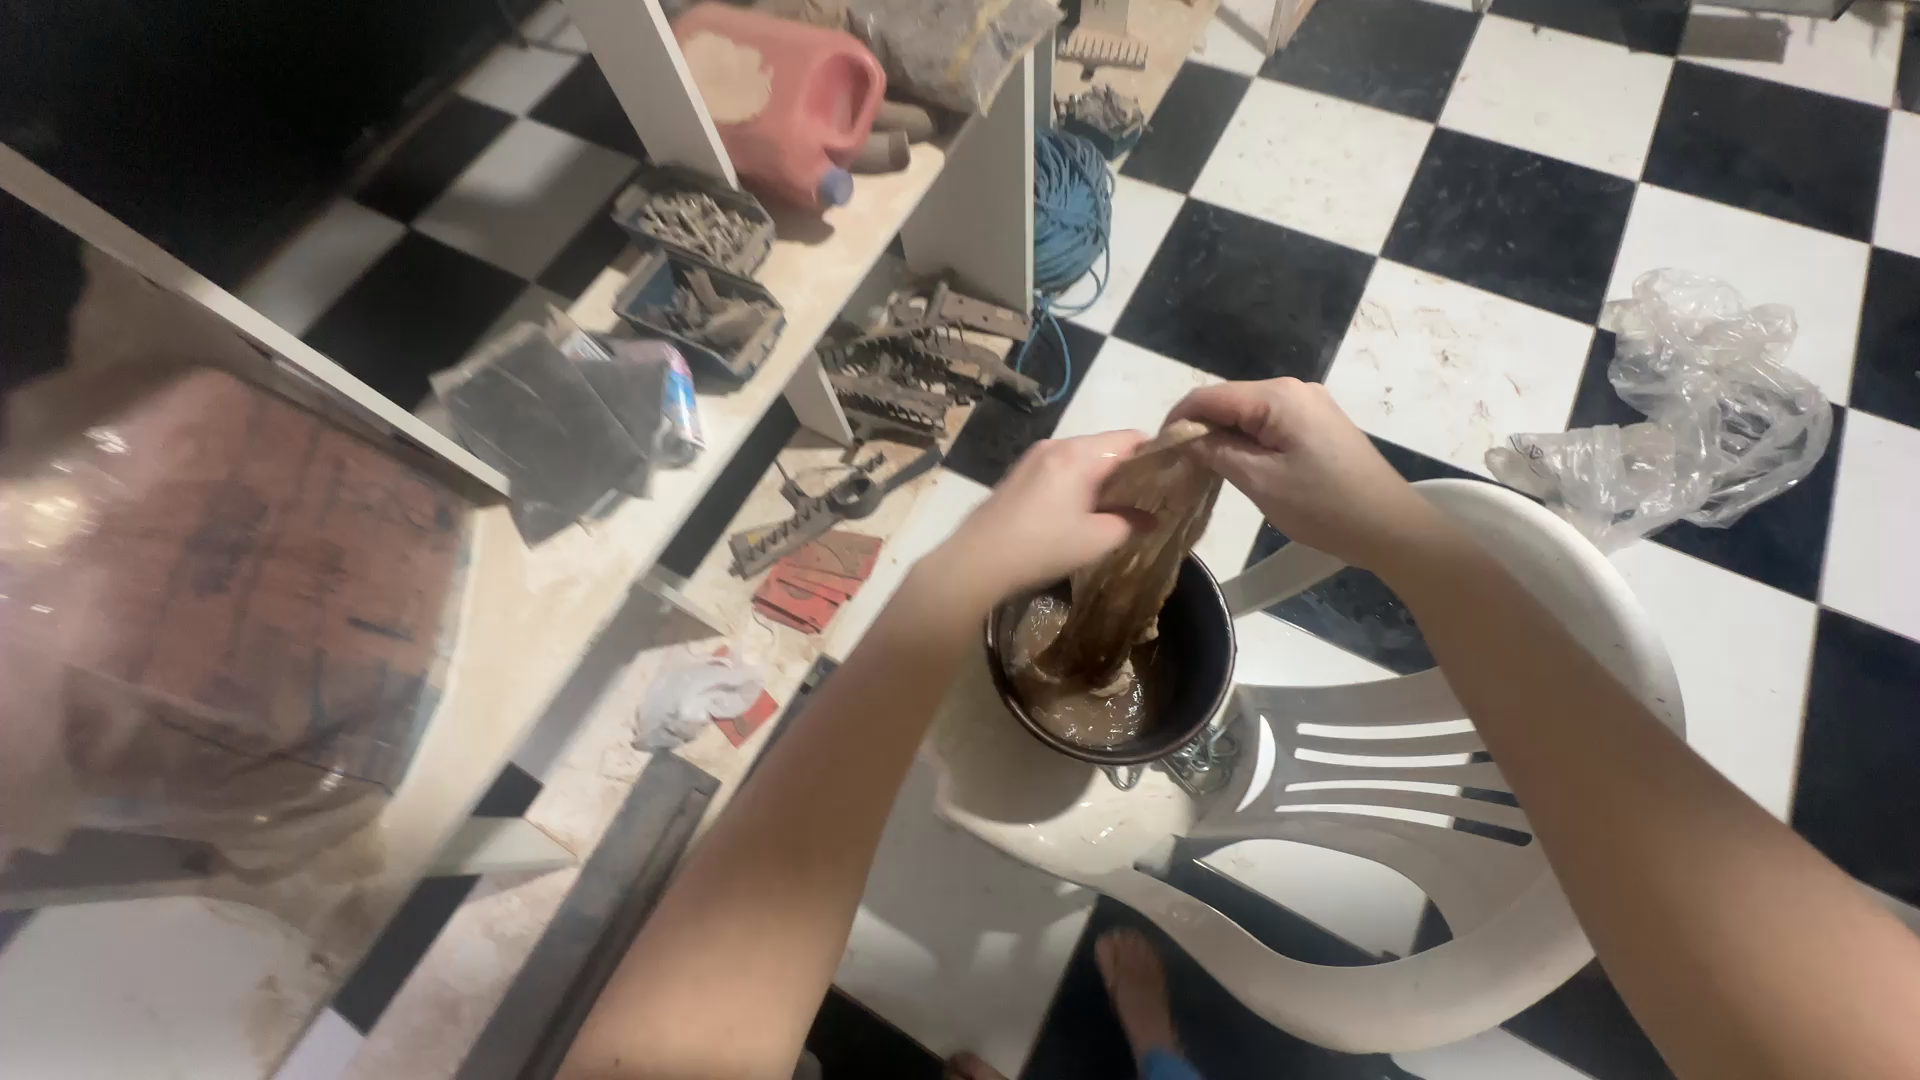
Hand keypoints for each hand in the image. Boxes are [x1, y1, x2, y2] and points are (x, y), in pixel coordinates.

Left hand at [926, 430, 1147, 604]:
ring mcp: (1033, 458)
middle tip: (1147, 500)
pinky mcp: (1018, 474)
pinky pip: (1060, 468)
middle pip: (1106, 446)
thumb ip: (1130, 524)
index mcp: (1080, 454)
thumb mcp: (1096, 540)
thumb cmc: (1041, 548)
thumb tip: (1152, 519)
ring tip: (1115, 509)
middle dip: (1129, 470)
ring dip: (1101, 478)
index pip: (1132, 439)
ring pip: (1082, 458)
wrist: (976, 561)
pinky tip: (1079, 511)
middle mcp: (1056, 445)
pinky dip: (1078, 482)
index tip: (1171, 480)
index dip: (1156, 456)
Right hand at [1168, 379, 1439, 572]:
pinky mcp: (1316, 424)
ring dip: (1220, 437)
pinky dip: (1244, 441)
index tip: (1156, 452)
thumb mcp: (1259, 481)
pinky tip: (1236, 466)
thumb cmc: (1322, 505)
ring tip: (1201, 470)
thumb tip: (1183, 438)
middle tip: (1176, 466)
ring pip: (1245, 414)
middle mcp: (1292, 389)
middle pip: (1226, 401)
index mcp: (1276, 397)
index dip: (1176, 421)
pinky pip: (1266, 423)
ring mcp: (1308, 405)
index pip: (1207, 397)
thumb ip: (1215, 452)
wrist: (1390, 527)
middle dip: (1197, 429)